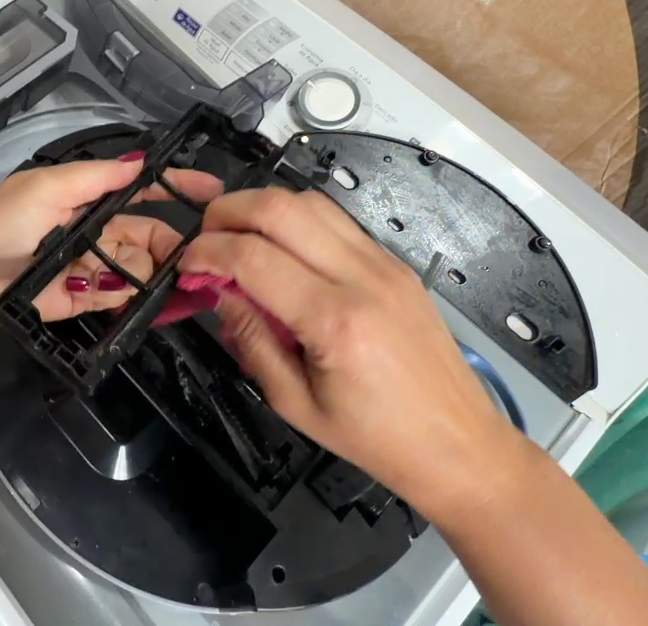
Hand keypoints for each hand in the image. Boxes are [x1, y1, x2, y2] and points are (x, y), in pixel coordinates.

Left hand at [0, 158, 222, 329]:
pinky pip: (120, 298)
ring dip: (158, 274)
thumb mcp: (47, 188)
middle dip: (175, 243)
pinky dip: (137, 300)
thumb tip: (140, 162)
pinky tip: (156, 301)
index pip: (138, 188)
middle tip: (203, 256)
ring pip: (140, 268)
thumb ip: (95, 178)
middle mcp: (92, 228)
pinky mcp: (83, 299)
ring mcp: (90, 266)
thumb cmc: (3, 224)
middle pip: (148, 234)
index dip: (175, 186)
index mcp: (84, 196)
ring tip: (182, 282)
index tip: (215, 191)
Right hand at [180, 187, 530, 520]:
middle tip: (203, 238)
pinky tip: (276, 245)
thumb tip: (218, 291)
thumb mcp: (294, 403)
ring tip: (235, 235)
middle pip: (279, 207)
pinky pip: (333, 218)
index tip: (185, 265)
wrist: (461, 447)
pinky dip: (293, 218)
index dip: (206, 252)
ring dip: (259, 207)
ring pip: (307, 201)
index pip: (252, 256)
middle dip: (226, 211)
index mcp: (335, 322)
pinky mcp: (394, 262)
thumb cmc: (375, 437)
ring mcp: (384, 264)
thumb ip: (250, 339)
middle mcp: (363, 279)